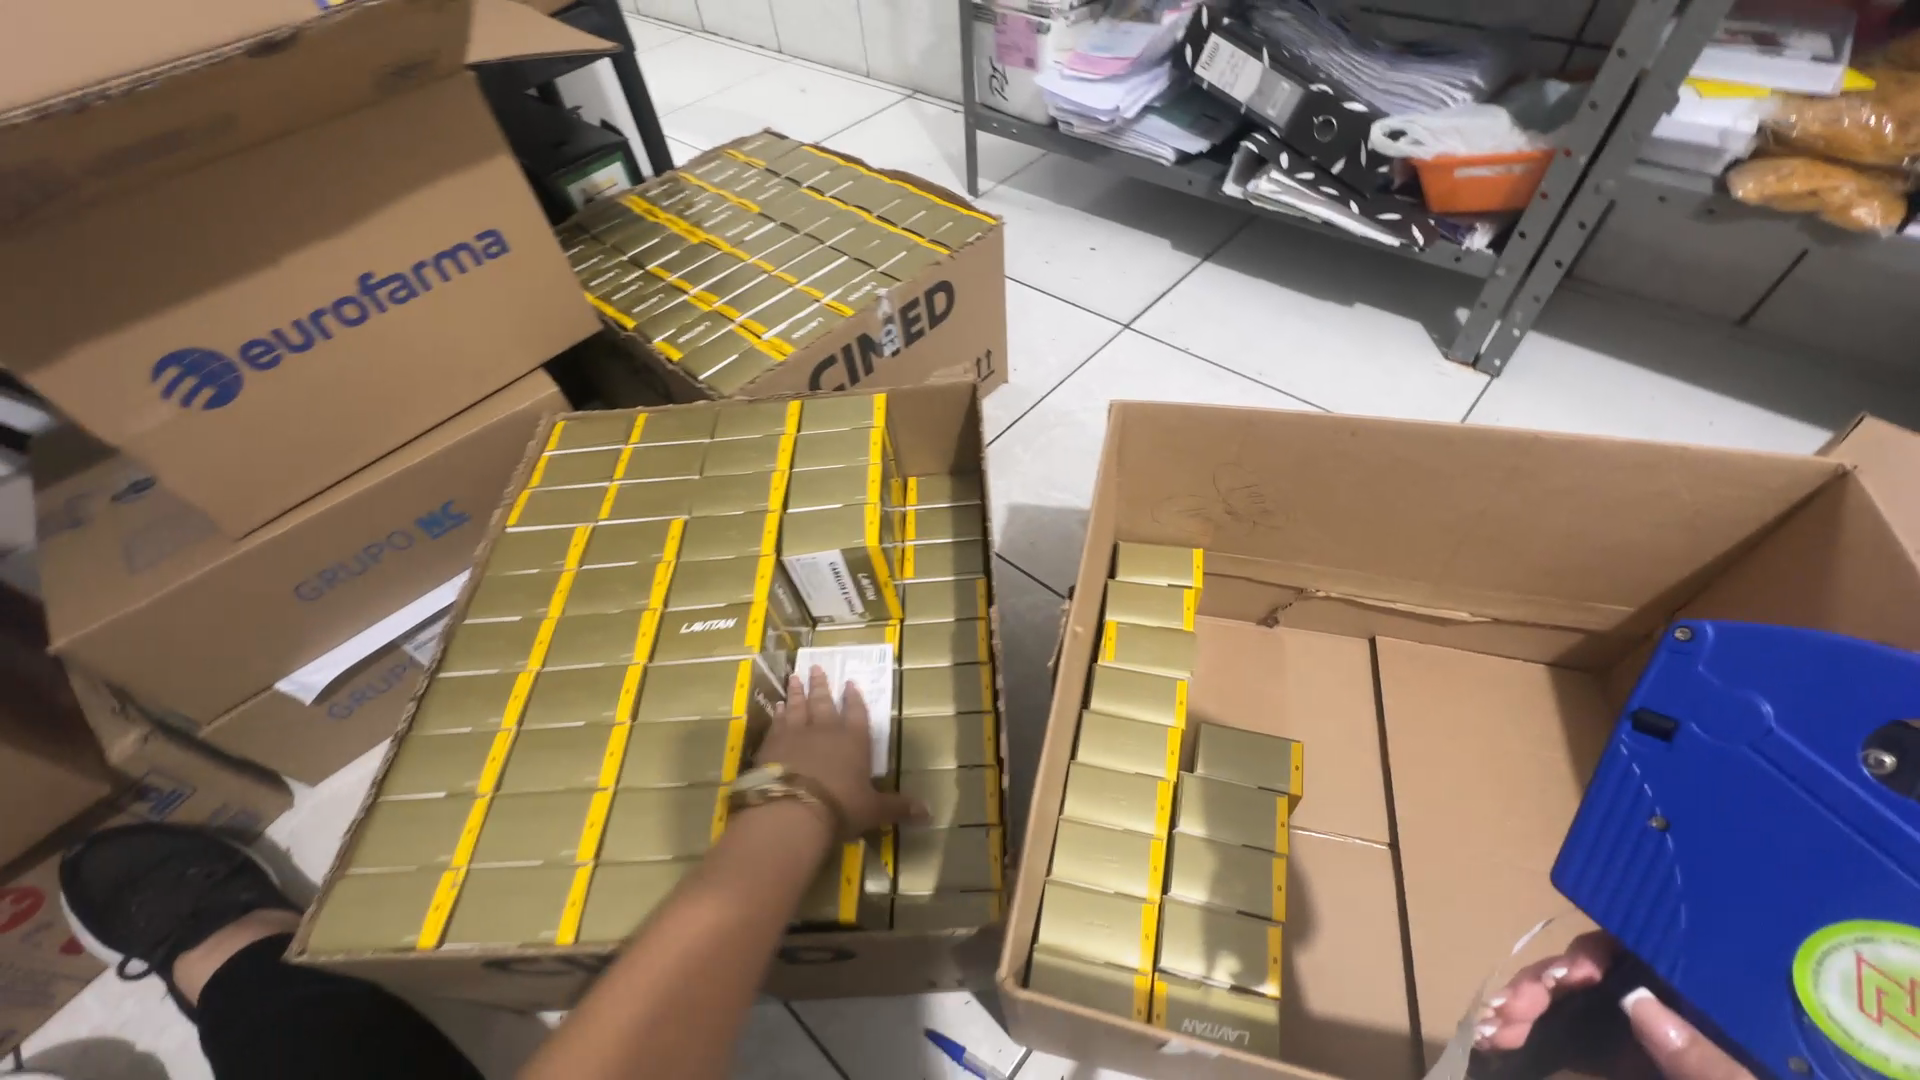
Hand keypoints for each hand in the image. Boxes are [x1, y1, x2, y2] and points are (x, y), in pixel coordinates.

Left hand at [753, 667, 922, 837]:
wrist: (792, 810)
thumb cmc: (840, 807)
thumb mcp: (874, 810)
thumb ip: (898, 807)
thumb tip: (929, 813)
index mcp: (853, 740)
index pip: (856, 712)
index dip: (854, 698)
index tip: (849, 682)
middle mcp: (825, 730)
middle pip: (823, 702)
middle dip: (821, 685)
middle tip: (816, 668)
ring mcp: (796, 734)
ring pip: (797, 706)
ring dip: (797, 692)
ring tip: (794, 677)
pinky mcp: (772, 744)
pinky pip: (777, 723)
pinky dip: (778, 714)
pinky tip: (776, 707)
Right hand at [1478, 932, 1753, 1079]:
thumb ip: (1711, 1064)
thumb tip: (1637, 999)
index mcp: (1706, 1017)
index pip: (1644, 956)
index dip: (1599, 951)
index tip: (1574, 975)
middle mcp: (1662, 1018)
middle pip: (1589, 974)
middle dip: (1543, 984)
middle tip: (1510, 1008)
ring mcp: (1629, 1043)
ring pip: (1562, 999)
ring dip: (1522, 1004)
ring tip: (1494, 1028)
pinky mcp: (1601, 1063)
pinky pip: (1555, 1034)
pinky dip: (1520, 1029)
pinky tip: (1493, 1035)